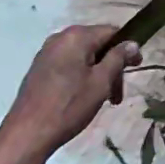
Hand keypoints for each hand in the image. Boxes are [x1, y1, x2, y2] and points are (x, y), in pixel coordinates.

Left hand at [0, 25, 140, 159]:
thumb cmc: (69, 106)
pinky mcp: (40, 68)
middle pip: (96, 44)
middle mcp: (60, 38)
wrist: (28, 132)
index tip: (136, 68)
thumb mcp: (100, 82)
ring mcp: (47, 52)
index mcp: (76, 36)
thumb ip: (118, 59)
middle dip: (111, 66)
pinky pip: (68, 65)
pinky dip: (81, 77)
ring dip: (97, 74)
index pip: (111, 31)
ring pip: (82, 56)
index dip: (127, 48)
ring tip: (103, 100)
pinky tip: (83, 98)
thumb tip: (132, 43)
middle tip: (117, 94)